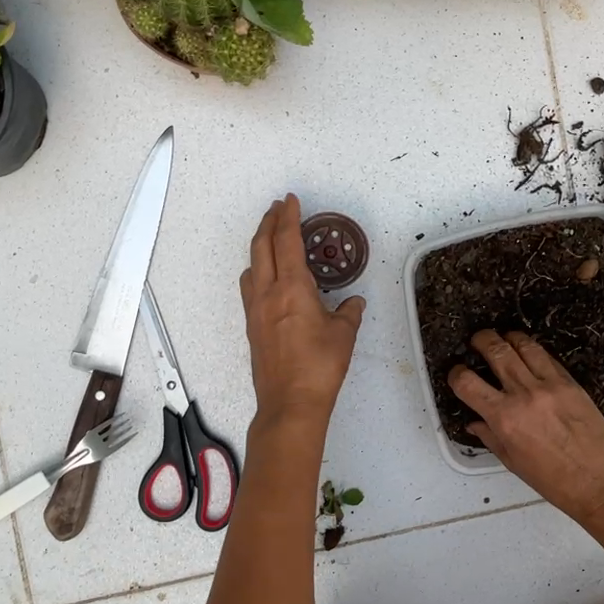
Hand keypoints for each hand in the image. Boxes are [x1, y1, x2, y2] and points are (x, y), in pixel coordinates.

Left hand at [239, 194, 365, 425]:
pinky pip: (250, 287)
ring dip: (260, 246)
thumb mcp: (344, 334)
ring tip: (270, 239)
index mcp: (292, 288)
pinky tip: (266, 277)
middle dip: (269, 223)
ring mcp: (255, 310)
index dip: (288, 217)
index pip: (288, 241)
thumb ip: (349, 312)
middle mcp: (268, 293)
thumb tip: (353, 303)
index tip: (290, 200)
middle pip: (262, 246)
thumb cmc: (319, 367)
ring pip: (252, 266)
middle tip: (278, 208)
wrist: (289, 403)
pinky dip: (258, 270)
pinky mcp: (252, 327)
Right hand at [448, 330, 603, 525]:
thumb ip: (490, 436)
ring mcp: (550, 384)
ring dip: (507, 338)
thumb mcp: (512, 462)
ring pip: (522, 345)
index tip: (456, 374)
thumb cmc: (553, 480)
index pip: (467, 383)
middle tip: (476, 342)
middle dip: (480, 340)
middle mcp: (524, 395)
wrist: (599, 481)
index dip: (455, 375)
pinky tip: (528, 353)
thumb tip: (474, 421)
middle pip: (495, 350)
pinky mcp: (570, 382)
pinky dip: (532, 350)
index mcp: (504, 418)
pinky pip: (546, 356)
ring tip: (502, 339)